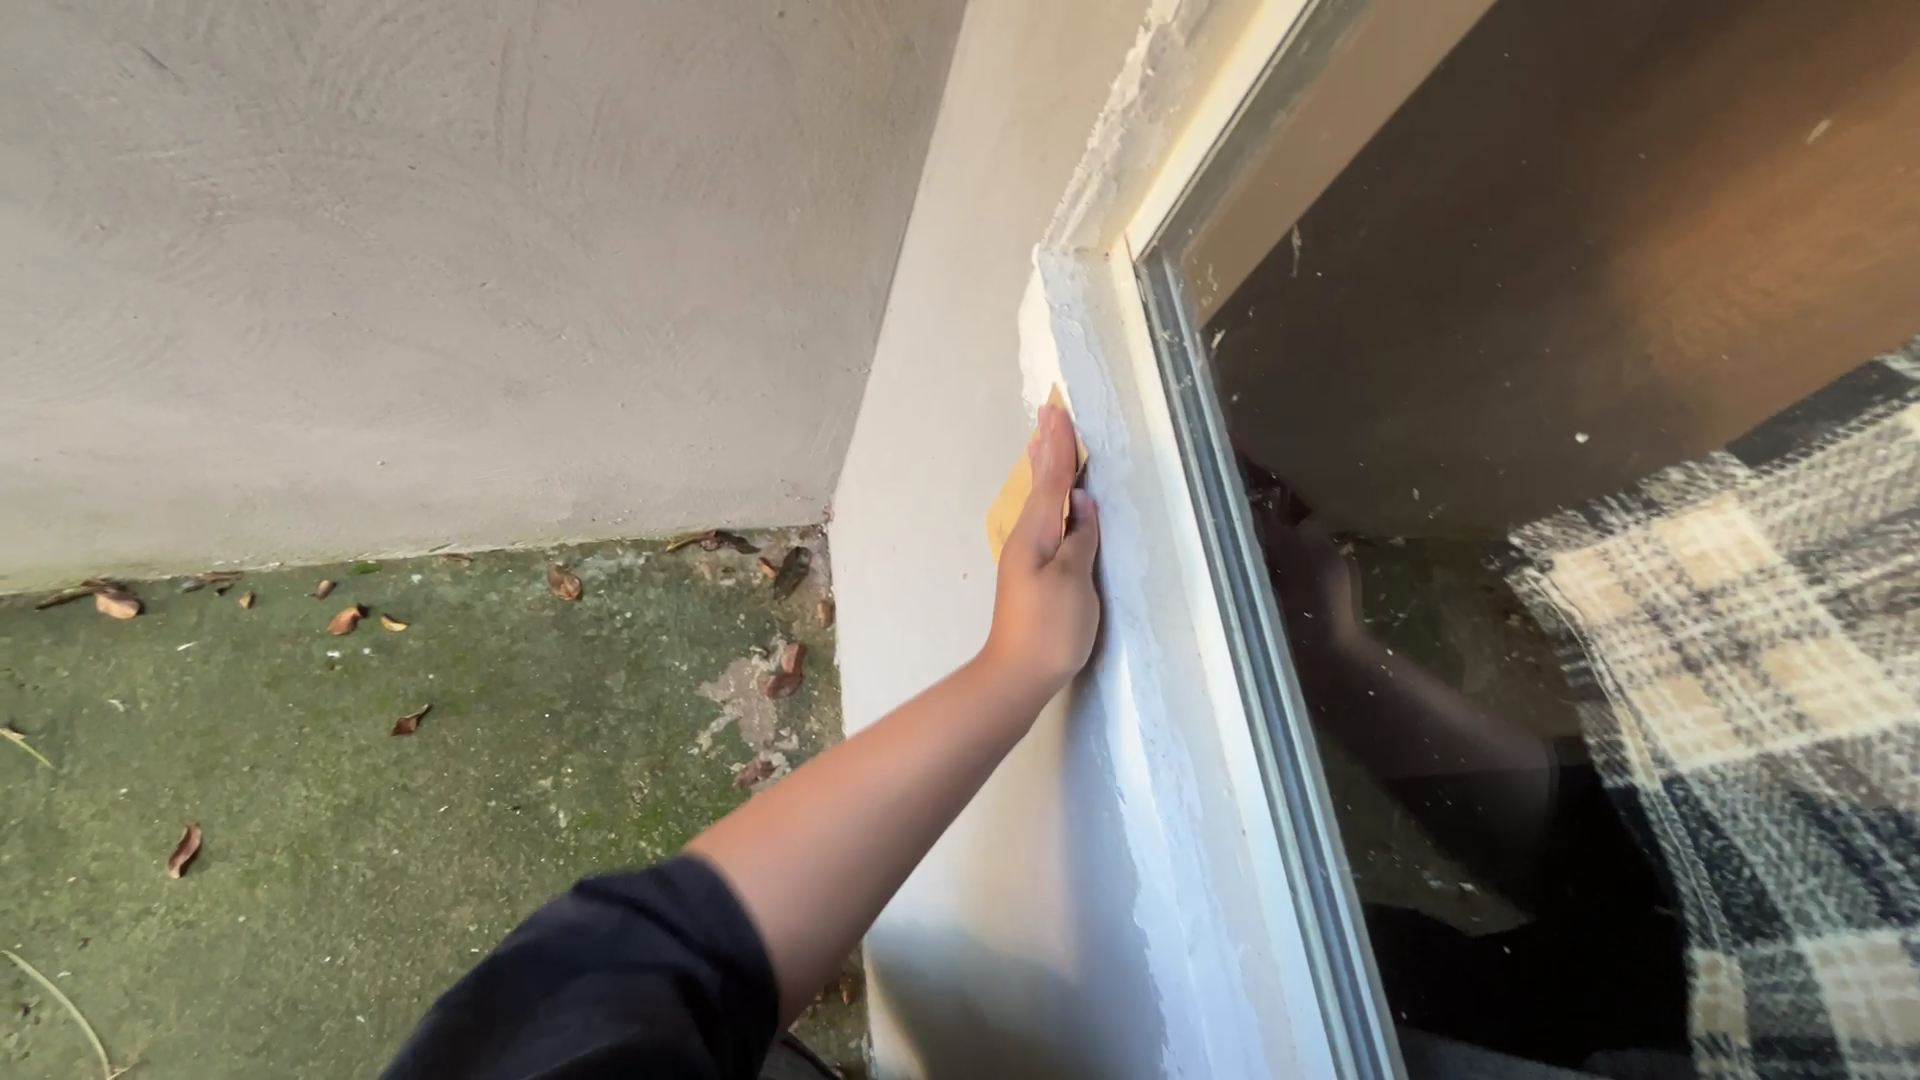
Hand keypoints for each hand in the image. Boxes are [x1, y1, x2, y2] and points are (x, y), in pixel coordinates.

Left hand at [981, 404, 1101, 699]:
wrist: (1018, 674)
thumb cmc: (1049, 628)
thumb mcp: (1073, 581)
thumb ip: (1080, 537)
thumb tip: (1082, 502)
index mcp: (1036, 533)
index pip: (1053, 480)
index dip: (1060, 446)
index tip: (1058, 411)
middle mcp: (1027, 538)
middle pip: (1041, 485)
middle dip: (1048, 449)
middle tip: (1048, 413)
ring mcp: (1028, 557)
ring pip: (1040, 502)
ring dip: (1045, 470)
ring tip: (1044, 443)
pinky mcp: (1034, 575)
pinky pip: (1043, 522)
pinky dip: (1048, 500)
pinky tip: (1053, 503)